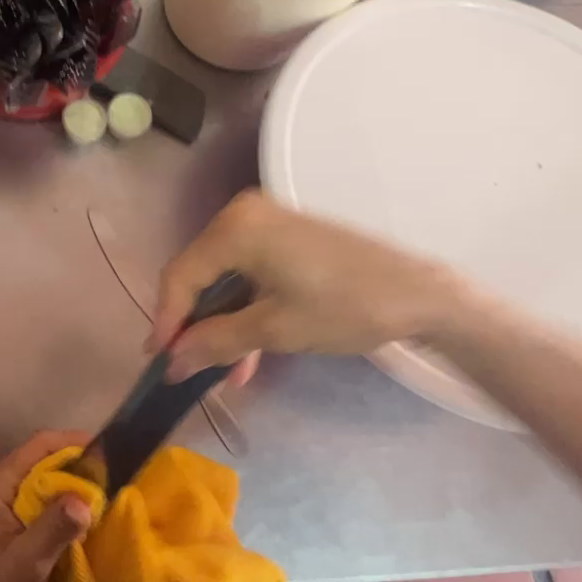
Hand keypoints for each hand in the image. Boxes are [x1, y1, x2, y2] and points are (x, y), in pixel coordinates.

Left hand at [0, 430, 93, 581]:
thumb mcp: (25, 562)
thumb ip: (53, 529)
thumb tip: (85, 498)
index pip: (39, 445)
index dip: (72, 442)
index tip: (105, 450)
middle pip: (40, 459)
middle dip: (74, 465)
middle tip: (108, 478)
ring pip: (39, 478)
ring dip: (67, 485)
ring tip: (99, 495)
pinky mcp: (1, 517)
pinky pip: (34, 497)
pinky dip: (57, 502)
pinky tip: (76, 516)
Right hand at [151, 191, 468, 378]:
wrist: (421, 296)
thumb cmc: (345, 308)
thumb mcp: (275, 330)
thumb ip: (215, 341)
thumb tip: (171, 363)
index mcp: (235, 227)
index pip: (181, 274)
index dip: (167, 319)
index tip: (159, 360)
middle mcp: (241, 214)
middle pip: (198, 273)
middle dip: (192, 323)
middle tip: (184, 364)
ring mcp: (264, 221)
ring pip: (222, 276)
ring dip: (219, 321)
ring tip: (220, 368)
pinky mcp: (283, 235)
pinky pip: (245, 270)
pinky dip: (241, 306)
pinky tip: (246, 349)